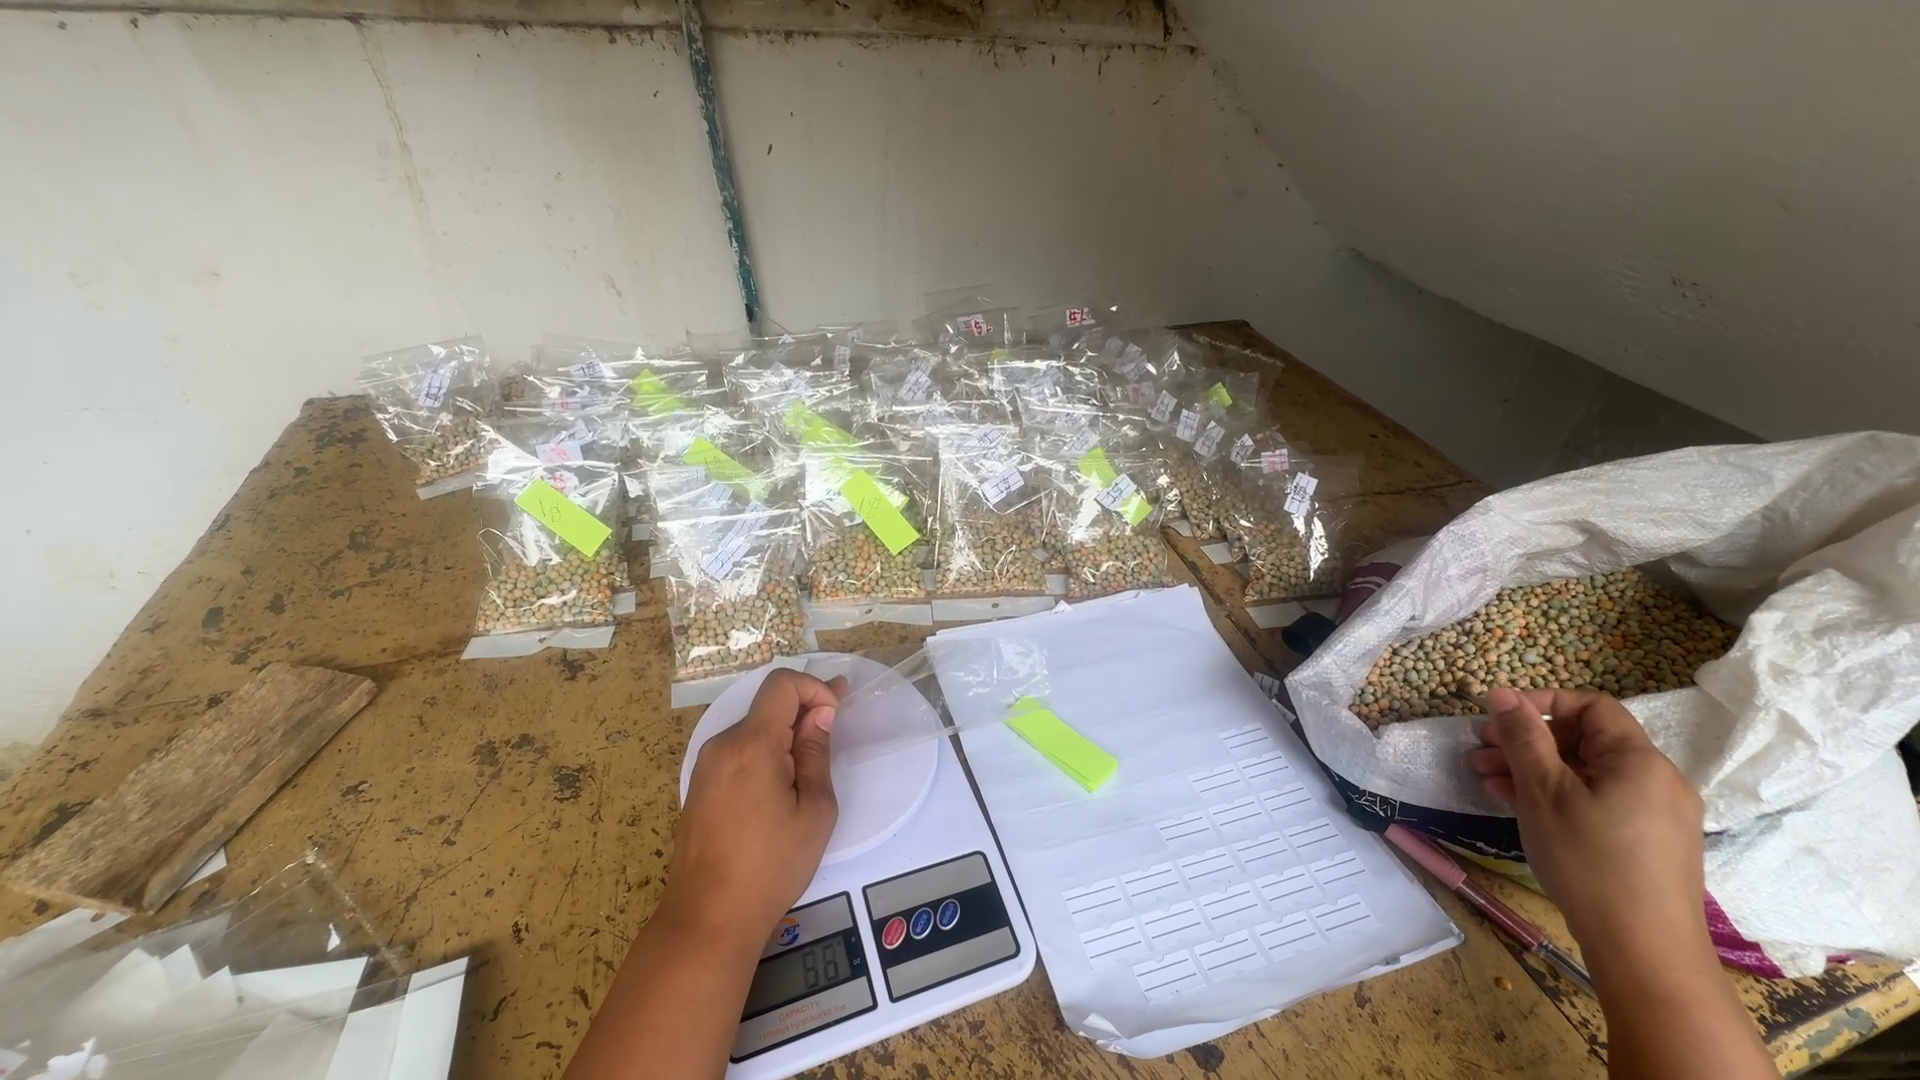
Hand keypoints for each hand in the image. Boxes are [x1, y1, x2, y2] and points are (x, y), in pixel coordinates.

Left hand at [665, 670, 848, 936]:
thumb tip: (819, 714)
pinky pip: (737, 753)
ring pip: (752, 729)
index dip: (813, 688)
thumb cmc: (771, 866)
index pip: (781, 684)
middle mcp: (722, 745)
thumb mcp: (814, 810)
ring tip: (809, 769)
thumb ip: (816, 753)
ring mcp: (705, 766)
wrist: (709, 916)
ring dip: (783, 736)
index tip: (834, 714)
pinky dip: (763, 754)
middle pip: (766, 706)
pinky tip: (780, 788)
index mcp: (751, 744)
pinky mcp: (700, 786)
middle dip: (802, 711)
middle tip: (834, 730)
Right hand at [1468, 687, 1706, 958]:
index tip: (1495, 717)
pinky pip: (1596, 800)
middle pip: (1584, 740)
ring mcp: (1655, 814)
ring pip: (1585, 773)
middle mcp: (1656, 779)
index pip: (1591, 706)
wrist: (1644, 950)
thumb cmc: (1590, 860)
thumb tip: (1502, 694)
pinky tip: (1518, 807)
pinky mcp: (1647, 843)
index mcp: (1639, 760)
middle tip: (1478, 751)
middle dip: (1526, 740)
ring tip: (1486, 780)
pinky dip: (1556, 795)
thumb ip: (1523, 738)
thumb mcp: (1544, 792)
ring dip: (1533, 769)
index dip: (1540, 703)